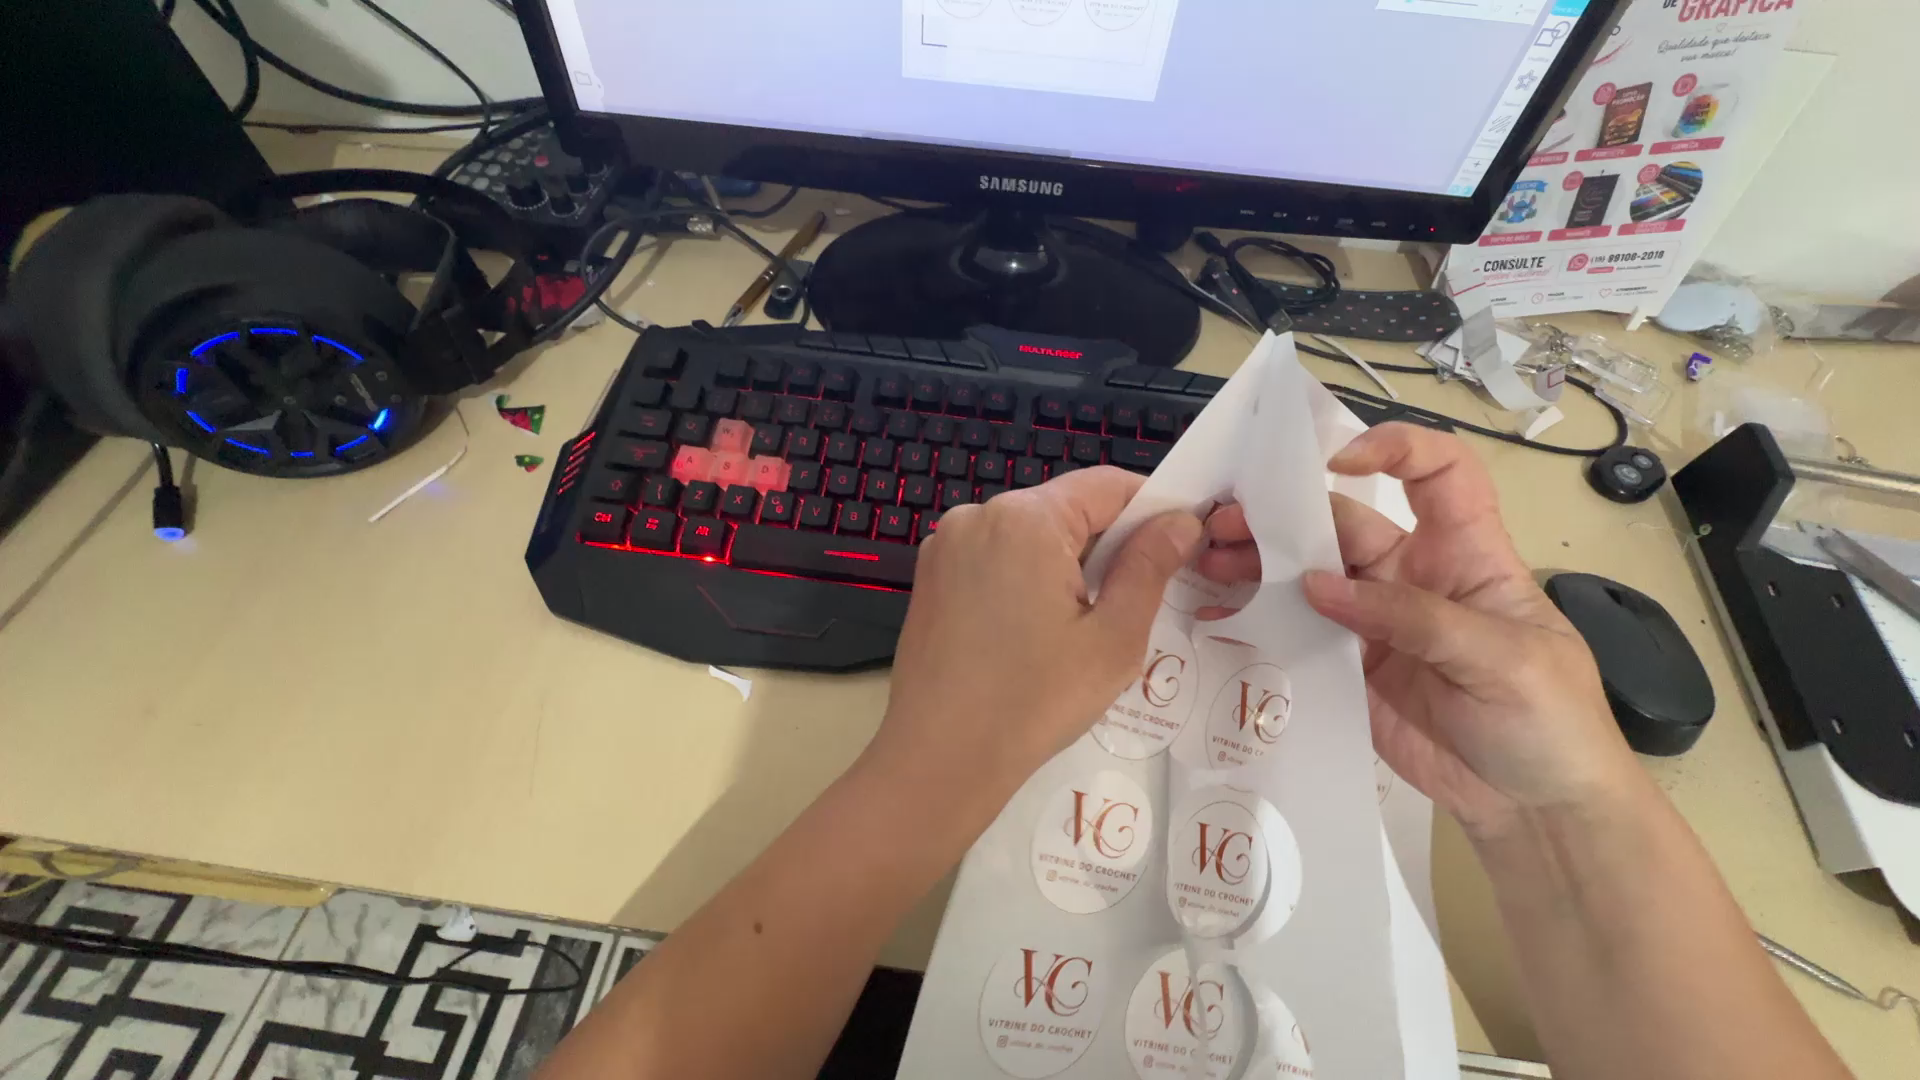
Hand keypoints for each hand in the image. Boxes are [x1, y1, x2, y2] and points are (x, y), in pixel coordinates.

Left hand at [872, 467, 1203, 810]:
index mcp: (1025, 518)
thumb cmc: (1034, 701)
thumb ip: (1149, 567)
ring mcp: (946, 545)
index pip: (1106, 486)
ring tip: (1083, 624)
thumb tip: (1180, 521)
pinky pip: (994, 558)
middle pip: (1064, 508)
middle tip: (1135, 600)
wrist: (939, 758)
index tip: (1179, 547)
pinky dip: (1024, 578)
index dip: (1152, 510)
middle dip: (1106, 544)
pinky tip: (1033, 630)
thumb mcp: (1112, 638)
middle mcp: (978, 515)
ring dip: (1065, 564)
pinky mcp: (930, 576)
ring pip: (1029, 535)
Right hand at [1196, 424, 1642, 837]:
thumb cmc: (1548, 721)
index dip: (1398, 449)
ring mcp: (1370, 619)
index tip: (1340, 461)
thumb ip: (1412, 618)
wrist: (1528, 806)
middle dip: (1284, 515)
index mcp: (1464, 554)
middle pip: (1342, 523)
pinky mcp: (1343, 661)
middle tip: (1223, 522)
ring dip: (1257, 560)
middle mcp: (1408, 575)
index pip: (1439, 474)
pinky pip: (1293, 628)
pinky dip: (1253, 615)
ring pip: (1306, 572)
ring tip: (1206, 560)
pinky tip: (1216, 610)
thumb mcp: (1501, 660)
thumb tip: (1317, 586)